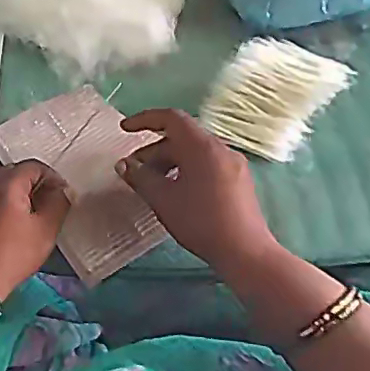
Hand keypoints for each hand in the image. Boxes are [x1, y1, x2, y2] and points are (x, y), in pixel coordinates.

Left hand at [0, 160, 71, 289]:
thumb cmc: (16, 252)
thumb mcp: (46, 229)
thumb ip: (58, 203)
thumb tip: (63, 190)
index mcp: (9, 182)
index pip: (35, 166)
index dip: (53, 177)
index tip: (63, 195)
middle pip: (17, 172)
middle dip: (37, 183)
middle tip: (51, 202)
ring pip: (5, 185)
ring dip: (22, 193)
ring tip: (36, 213)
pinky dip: (9, 202)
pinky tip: (18, 222)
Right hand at [116, 109, 284, 277]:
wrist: (245, 252)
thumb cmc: (200, 221)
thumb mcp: (162, 198)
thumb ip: (140, 176)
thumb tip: (124, 164)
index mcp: (201, 147)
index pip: (171, 119)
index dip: (144, 119)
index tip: (125, 129)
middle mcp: (220, 148)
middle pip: (181, 137)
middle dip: (153, 150)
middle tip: (133, 169)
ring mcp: (233, 164)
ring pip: (194, 152)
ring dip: (169, 162)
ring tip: (151, 183)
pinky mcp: (239, 180)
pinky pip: (207, 164)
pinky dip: (185, 169)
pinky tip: (175, 191)